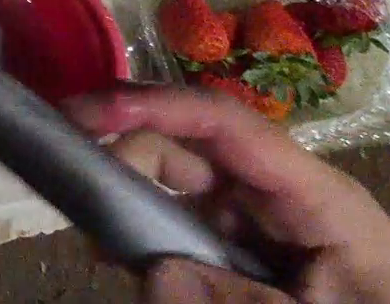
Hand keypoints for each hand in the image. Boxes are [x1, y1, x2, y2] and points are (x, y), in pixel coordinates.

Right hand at [62, 87, 389, 303]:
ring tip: (96, 239)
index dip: (151, 105)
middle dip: (124, 155)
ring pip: (172, 186)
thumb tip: (151, 273)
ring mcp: (258, 220)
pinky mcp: (244, 249)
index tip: (82, 115)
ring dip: (128, 201)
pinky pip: (180, 226)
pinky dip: (143, 236)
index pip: (222, 121)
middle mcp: (276, 191)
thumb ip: (245, 303)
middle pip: (183, 147)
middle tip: (76, 190)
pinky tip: (119, 255)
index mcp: (313, 193)